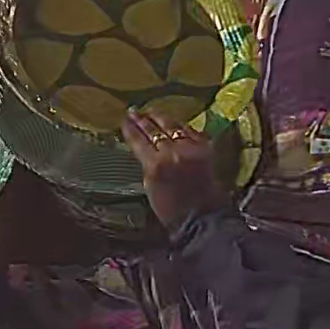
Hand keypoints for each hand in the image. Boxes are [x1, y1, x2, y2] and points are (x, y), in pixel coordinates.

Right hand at [122, 111, 231, 230]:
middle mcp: (173, 152)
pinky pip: (190, 130)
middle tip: (134, 111)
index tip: (124, 120)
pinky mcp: (205, 148)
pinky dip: (180, 125)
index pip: (139, 140)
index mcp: (156, 164)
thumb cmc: (170, 209)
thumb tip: (143, 146)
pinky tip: (174, 122)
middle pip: (155, 130)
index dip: (131, 129)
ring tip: (151, 112)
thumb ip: (147, 162)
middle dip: (143, 119)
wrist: (201, 216)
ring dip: (161, 117)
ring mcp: (191, 148)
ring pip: (173, 126)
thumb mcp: (150, 184)